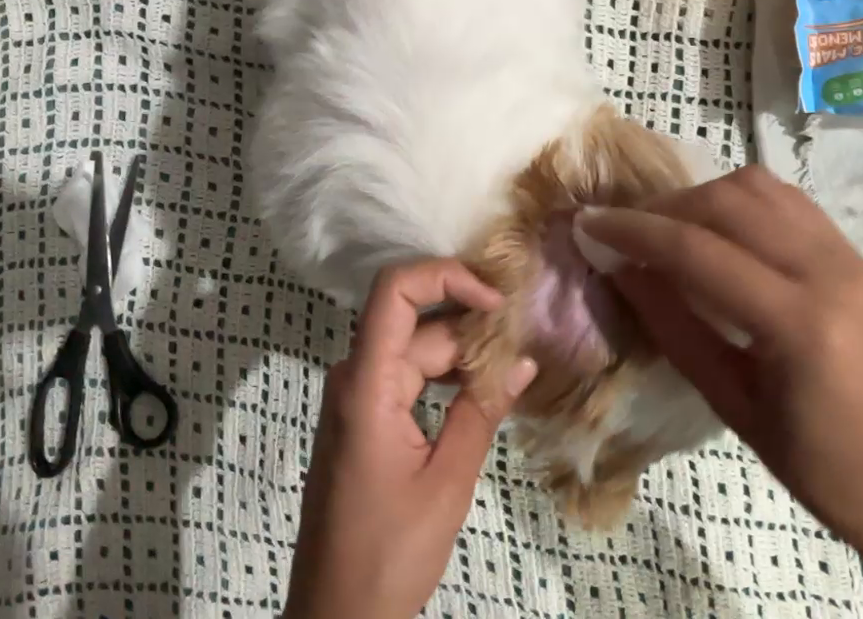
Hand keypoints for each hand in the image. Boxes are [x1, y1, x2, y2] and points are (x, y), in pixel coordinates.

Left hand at [284, 260, 537, 618]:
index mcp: (365, 383)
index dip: (444, 277)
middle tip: (527, 338)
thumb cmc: (389, 551)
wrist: (336, 611)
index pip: (394, 291)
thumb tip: (522, 360)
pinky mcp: (363, 420)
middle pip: (414, 325)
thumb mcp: (447, 481)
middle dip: (469, 325)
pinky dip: (443, 379)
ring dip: (460, 354)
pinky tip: (482, 390)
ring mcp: (355, 398)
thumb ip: (481, 412)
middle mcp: (354, 377)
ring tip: (515, 362)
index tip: (496, 300)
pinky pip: (406, 379)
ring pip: (413, 351)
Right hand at [575, 166, 862, 618]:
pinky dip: (738, 201)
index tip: (587, 225)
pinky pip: (786, 201)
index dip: (633, 231)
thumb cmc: (819, 467)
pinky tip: (713, 230)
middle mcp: (831, 272)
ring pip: (758, 188)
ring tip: (663, 228)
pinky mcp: (855, 255)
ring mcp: (849, 257)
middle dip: (660, 208)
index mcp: (801, 324)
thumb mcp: (730, 403)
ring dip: (699, 197)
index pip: (698, 250)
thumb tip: (617, 267)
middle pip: (726, 202)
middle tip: (620, 231)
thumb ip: (671, 326)